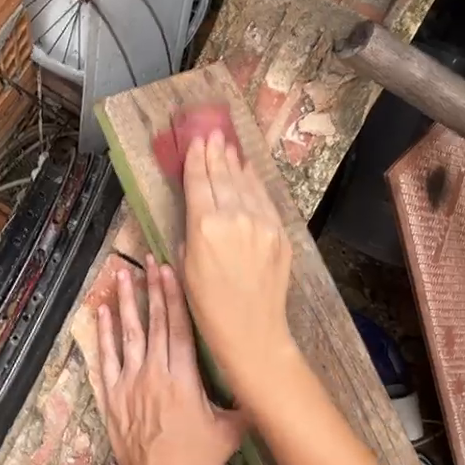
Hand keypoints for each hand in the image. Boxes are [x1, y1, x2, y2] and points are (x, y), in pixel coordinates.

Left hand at [95, 258, 244, 464]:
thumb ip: (245, 406)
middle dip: (153, 289)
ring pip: (128, 334)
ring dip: (127, 302)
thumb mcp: (229, 434)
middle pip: (154, 323)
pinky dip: (102, 333)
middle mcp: (154, 373)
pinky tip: (101, 311)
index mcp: (183, 379)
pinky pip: (105, 357)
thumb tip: (264, 384)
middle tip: (150, 261)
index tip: (171, 271)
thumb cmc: (194, 462)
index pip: (179, 328)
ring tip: (123, 274)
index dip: (175, 297)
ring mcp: (129, 382)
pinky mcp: (111, 394)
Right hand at [182, 130, 295, 388]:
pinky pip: (264, 200)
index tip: (195, 142)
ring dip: (234, 163)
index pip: (198, 183)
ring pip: (244, 184)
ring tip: (227, 145)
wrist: (251, 330)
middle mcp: (234, 218)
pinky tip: (248, 171)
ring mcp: (260, 223)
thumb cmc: (207, 305)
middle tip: (211, 134)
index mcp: (204, 226)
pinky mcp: (279, 233)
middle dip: (215, 154)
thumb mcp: (186, 265)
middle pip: (222, 177)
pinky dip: (255, 182)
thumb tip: (197, 207)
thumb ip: (191, 230)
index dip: (196, 160)